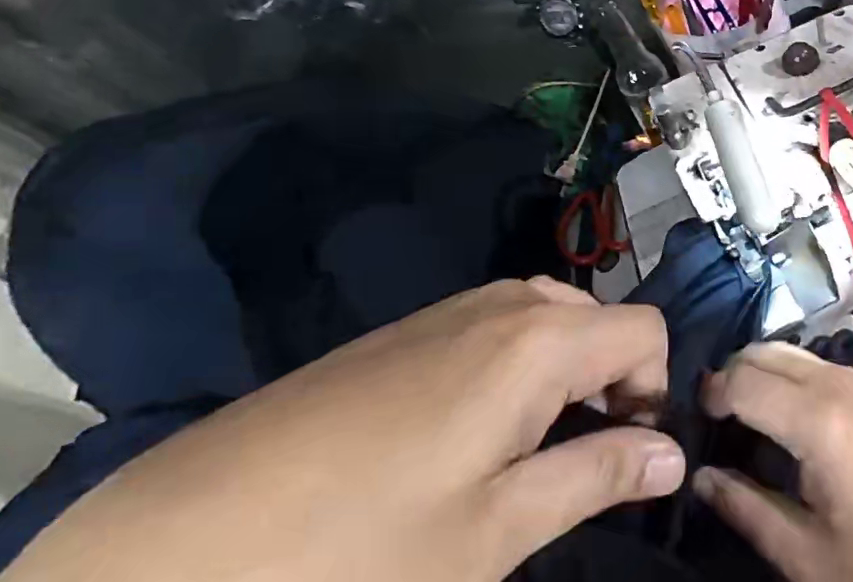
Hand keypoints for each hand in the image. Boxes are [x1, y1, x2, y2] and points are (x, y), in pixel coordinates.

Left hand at [1, 278, 685, 581]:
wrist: (180, 540)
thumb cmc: (359, 551)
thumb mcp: (493, 533)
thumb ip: (596, 477)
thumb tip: (671, 455)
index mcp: (538, 338)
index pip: (644, 331)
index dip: (654, 392)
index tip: (628, 457)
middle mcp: (503, 301)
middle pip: (598, 320)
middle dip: (609, 381)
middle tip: (576, 460)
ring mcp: (450, 307)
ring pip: (546, 319)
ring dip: (562, 374)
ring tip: (524, 452)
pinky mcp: (406, 327)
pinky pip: (494, 325)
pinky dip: (513, 367)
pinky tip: (465, 433)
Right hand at [694, 342, 852, 581]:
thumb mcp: (809, 555)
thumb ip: (747, 509)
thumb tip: (701, 477)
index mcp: (816, 419)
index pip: (742, 382)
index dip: (710, 397)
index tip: (693, 424)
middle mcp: (831, 382)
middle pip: (758, 354)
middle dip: (727, 378)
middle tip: (712, 424)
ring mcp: (851, 377)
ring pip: (782, 351)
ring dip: (753, 372)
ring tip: (740, 420)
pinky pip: (805, 361)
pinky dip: (779, 375)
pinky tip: (777, 417)